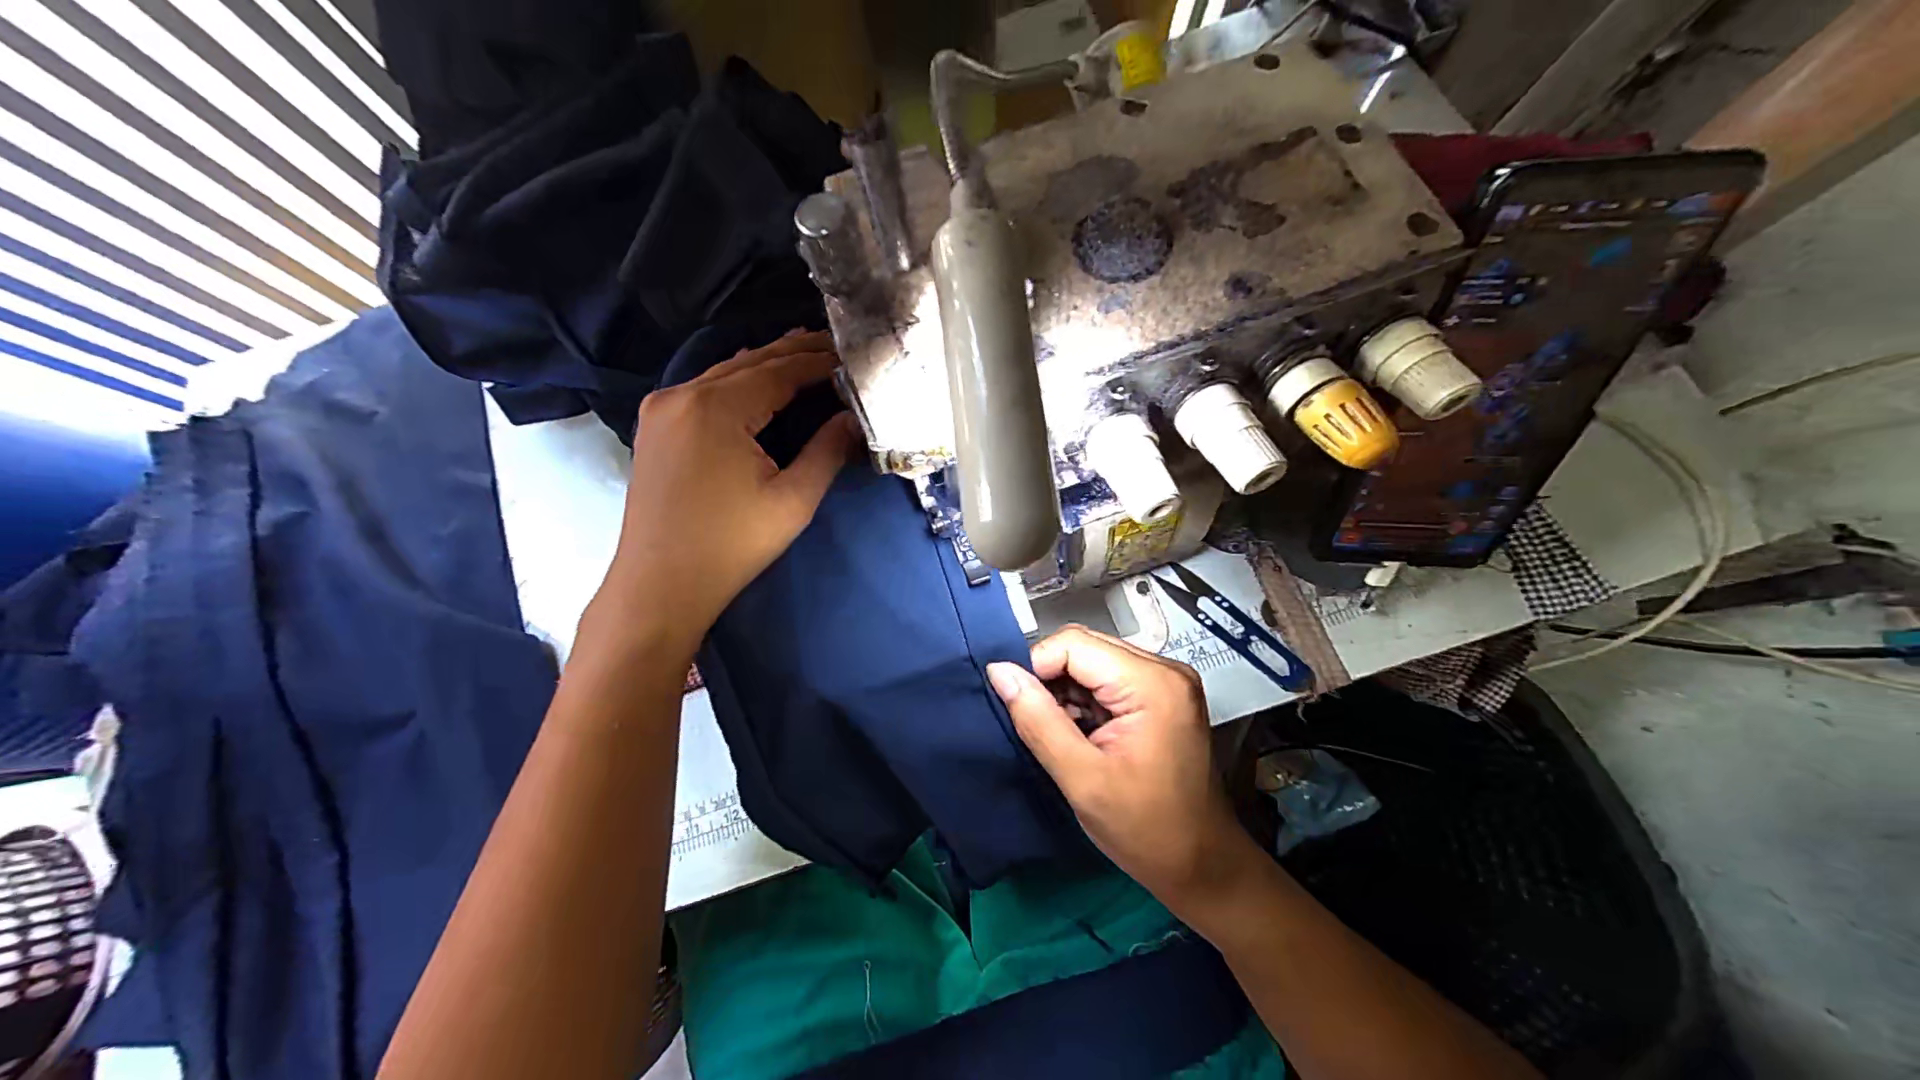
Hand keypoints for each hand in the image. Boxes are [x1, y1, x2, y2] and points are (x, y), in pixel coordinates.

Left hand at [594, 331, 856, 648]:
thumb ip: (827, 450)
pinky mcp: (655, 426)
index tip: (852, 355)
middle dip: (795, 353)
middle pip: (750, 361)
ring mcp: (662, 408)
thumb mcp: (793, 501)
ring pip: (726, 372)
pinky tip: (761, 383)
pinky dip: (739, 382)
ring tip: (808, 358)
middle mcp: (682, 394)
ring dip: (767, 365)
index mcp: (716, 408)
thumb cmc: (730, 547)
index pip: (779, 370)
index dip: (819, 361)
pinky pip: (705, 389)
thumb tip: (852, 418)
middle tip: (836, 347)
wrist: (659, 585)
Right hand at [986, 626, 1263, 916]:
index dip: (1036, 669)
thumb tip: (998, 672)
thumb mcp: (1082, 779)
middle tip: (1040, 727)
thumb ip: (1037, 720)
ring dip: (1066, 692)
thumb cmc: (1146, 830)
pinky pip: (1108, 678)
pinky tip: (1082, 735)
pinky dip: (1085, 701)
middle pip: (1084, 647)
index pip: (1073, 644)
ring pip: (1092, 661)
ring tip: (1063, 737)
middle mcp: (1164, 668)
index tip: (1021, 711)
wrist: (1202, 866)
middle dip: (1051, 681)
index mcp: (1152, 683)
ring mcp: (1166, 681)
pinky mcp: (1163, 695)